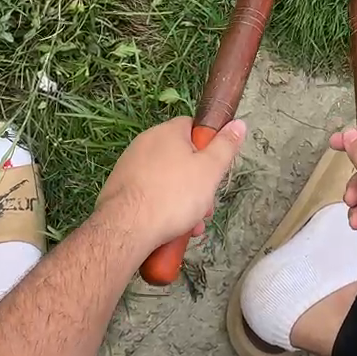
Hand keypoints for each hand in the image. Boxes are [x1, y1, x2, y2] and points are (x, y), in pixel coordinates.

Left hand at [95, 116, 245, 258]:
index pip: (193, 128)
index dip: (207, 149)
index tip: (213, 171)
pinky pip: (148, 195)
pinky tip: (169, 231)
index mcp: (167, 132)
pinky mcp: (118, 190)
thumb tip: (238, 123)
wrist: (126, 228)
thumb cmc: (174, 195)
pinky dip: (160, 209)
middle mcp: (145, 143)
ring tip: (189, 228)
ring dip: (182, 202)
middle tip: (204, 208)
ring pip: (165, 181)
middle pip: (180, 159)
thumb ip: (226, 146)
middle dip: (196, 185)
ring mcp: (129, 166)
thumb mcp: (210, 170)